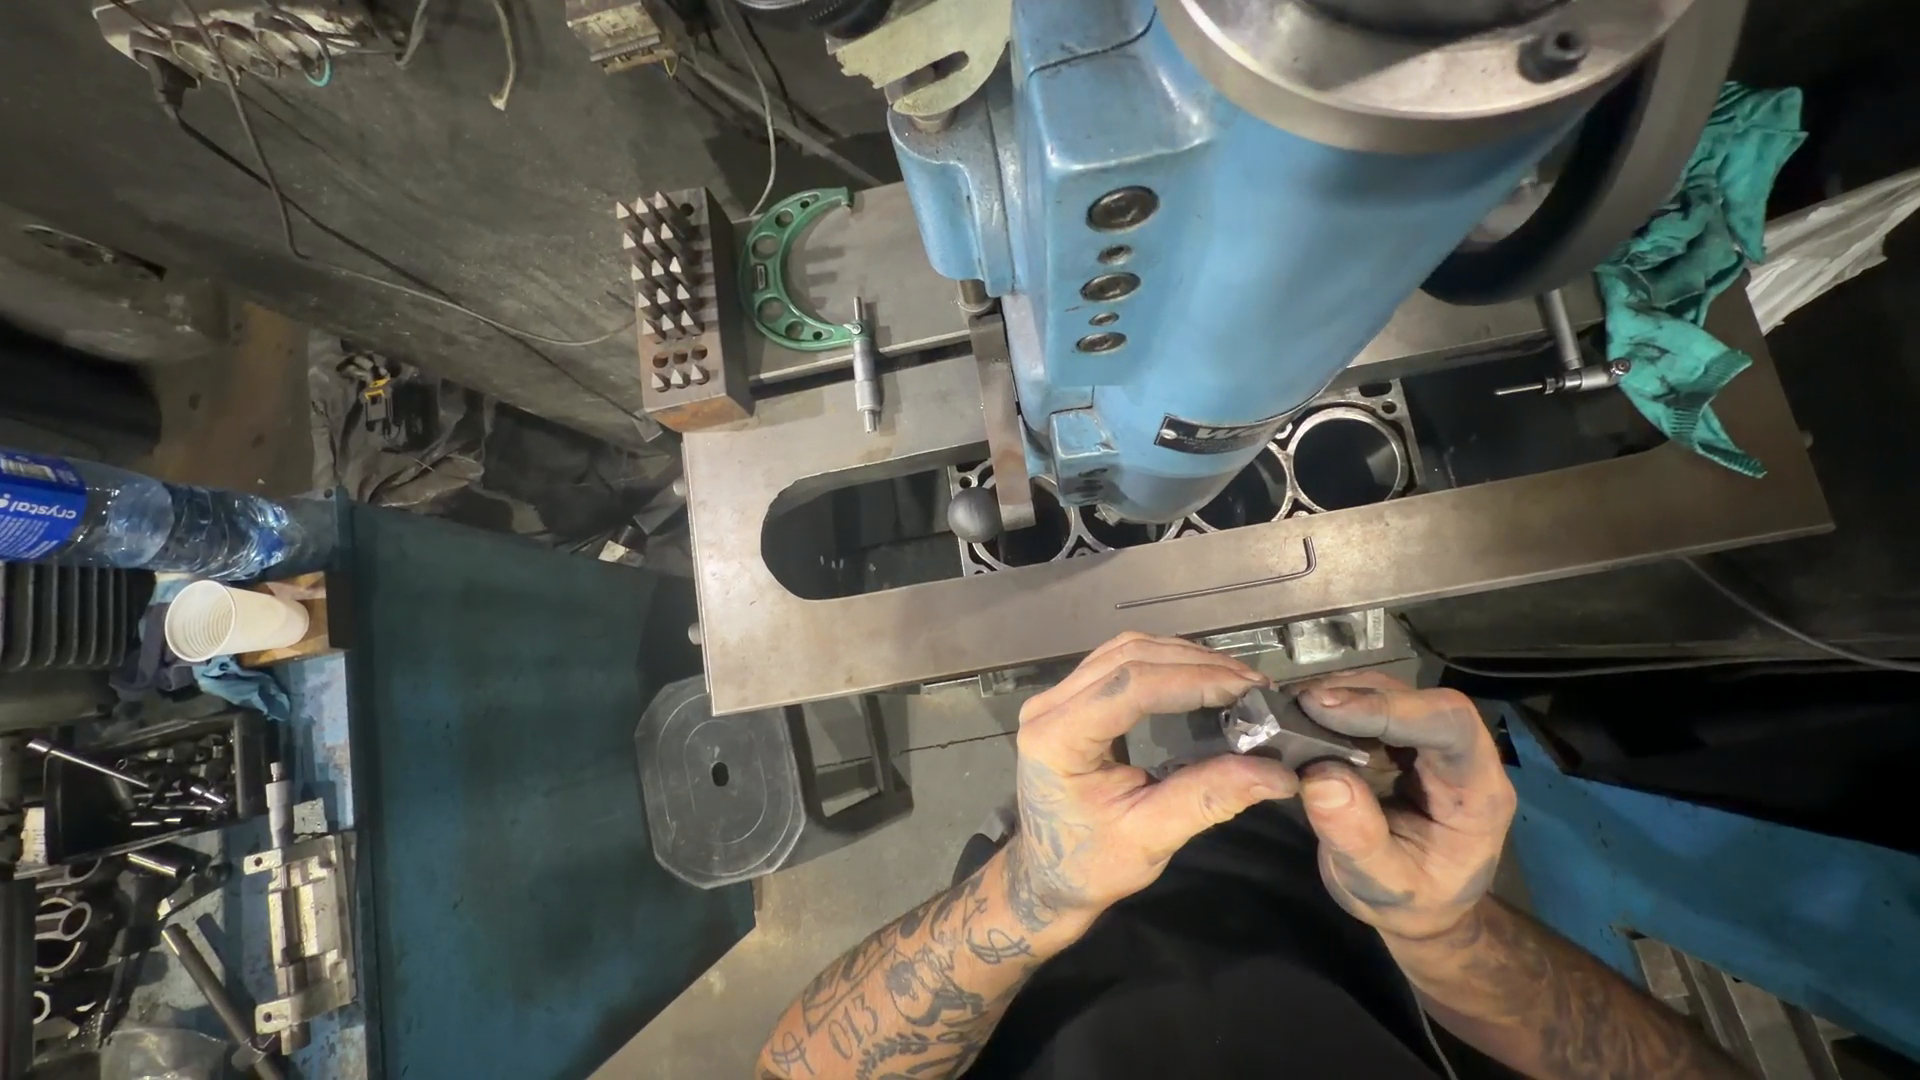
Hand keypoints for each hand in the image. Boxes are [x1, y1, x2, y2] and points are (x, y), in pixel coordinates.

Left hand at [1005, 632, 1299, 934]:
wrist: (1047, 874)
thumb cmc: (1091, 863)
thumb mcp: (1150, 838)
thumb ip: (1207, 798)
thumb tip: (1276, 772)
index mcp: (1057, 739)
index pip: (1129, 687)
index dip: (1191, 681)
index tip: (1247, 690)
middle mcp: (1047, 707)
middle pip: (1127, 659)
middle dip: (1195, 665)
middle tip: (1252, 685)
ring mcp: (1054, 698)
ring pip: (1123, 650)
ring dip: (1181, 657)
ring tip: (1234, 679)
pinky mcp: (1067, 698)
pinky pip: (1116, 662)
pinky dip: (1162, 661)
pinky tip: (1198, 675)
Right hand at [1291, 671, 1515, 941]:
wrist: (1419, 911)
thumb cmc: (1411, 903)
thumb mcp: (1382, 885)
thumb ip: (1356, 837)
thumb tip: (1320, 776)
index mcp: (1475, 791)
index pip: (1449, 724)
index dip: (1389, 709)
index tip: (1324, 710)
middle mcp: (1458, 756)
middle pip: (1416, 698)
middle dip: (1354, 696)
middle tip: (1295, 707)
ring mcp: (1426, 744)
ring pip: (1389, 693)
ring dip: (1338, 694)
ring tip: (1290, 710)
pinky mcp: (1396, 740)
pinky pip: (1368, 704)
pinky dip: (1331, 703)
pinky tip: (1299, 716)